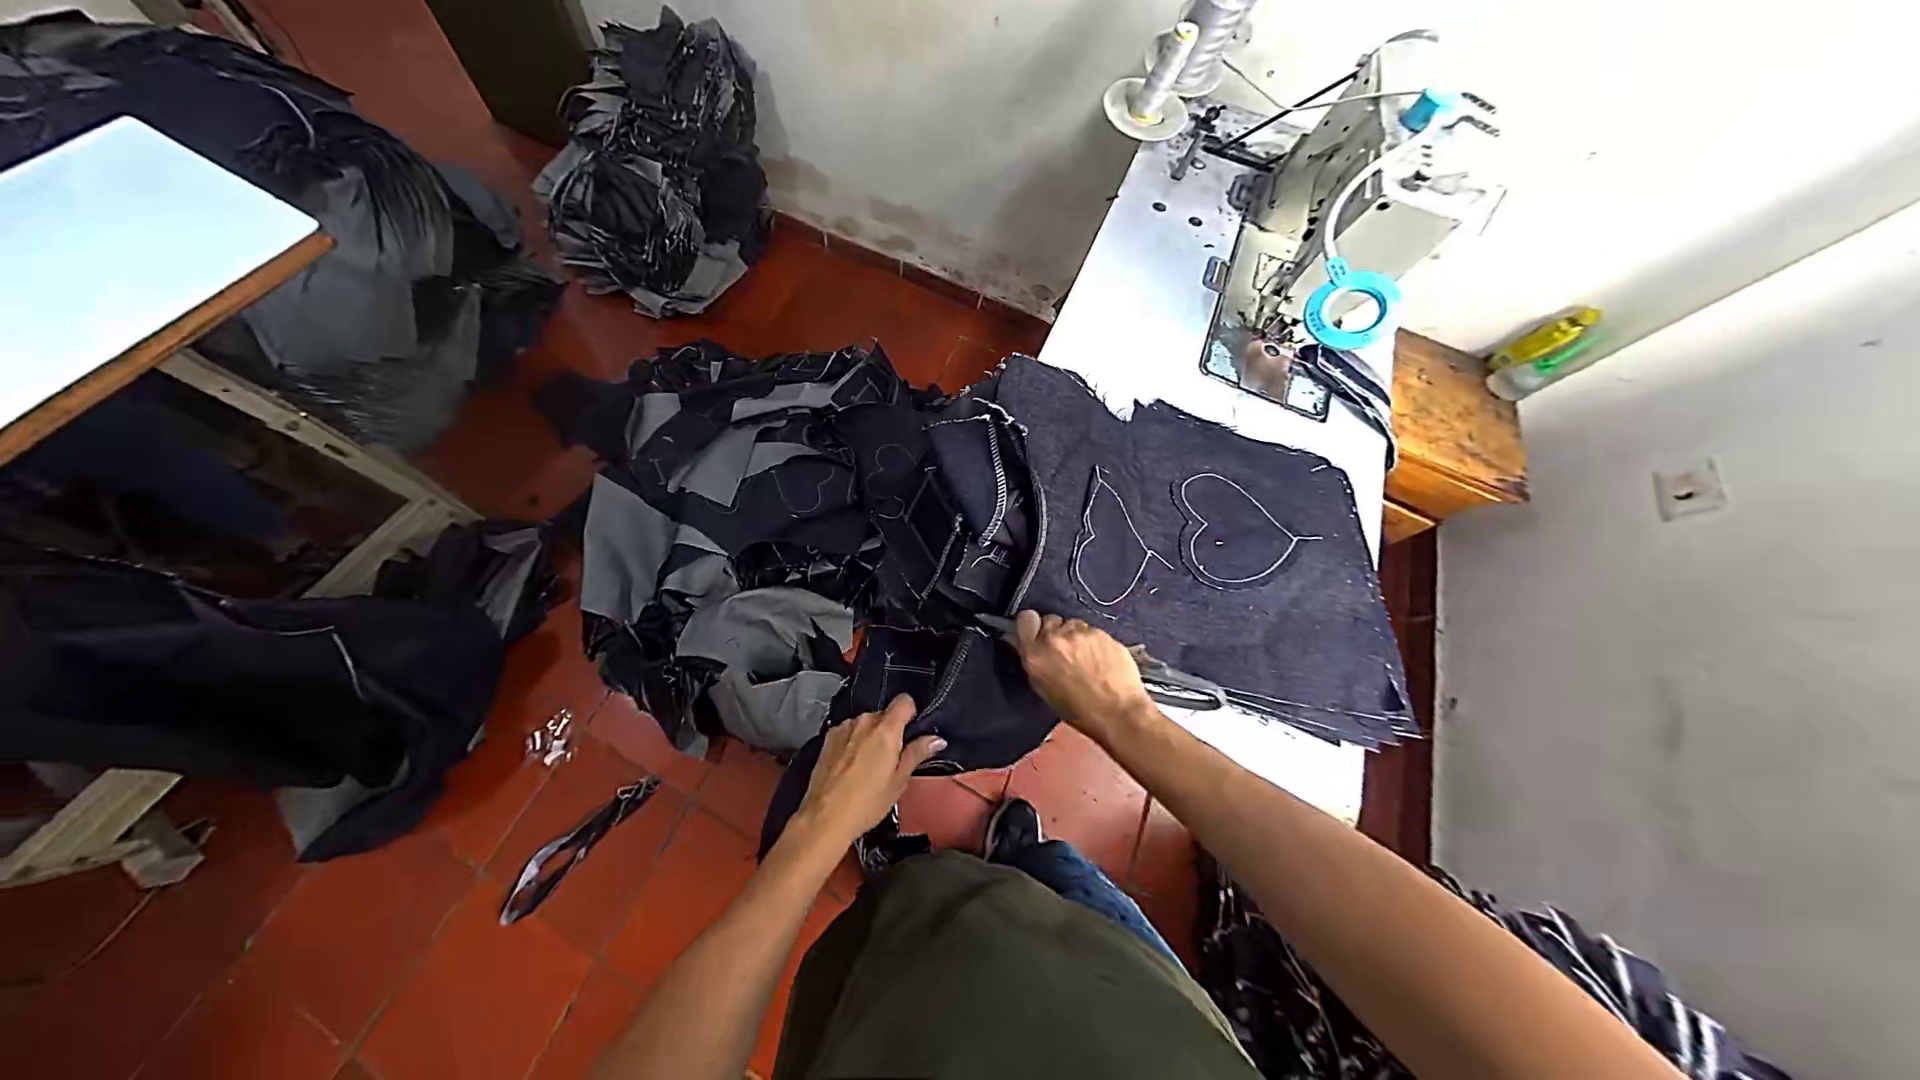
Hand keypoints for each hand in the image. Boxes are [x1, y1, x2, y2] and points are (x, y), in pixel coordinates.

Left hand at [794, 695, 944, 848]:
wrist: (824, 817)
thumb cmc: (864, 803)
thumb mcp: (899, 781)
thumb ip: (917, 753)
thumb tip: (935, 739)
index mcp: (885, 730)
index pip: (904, 701)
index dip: (911, 713)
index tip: (911, 729)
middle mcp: (864, 722)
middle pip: (884, 714)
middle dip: (890, 731)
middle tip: (891, 758)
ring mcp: (844, 728)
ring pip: (865, 723)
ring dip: (870, 736)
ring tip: (868, 766)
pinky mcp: (828, 737)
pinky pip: (848, 731)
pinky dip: (853, 742)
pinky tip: (851, 766)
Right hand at [1012, 610, 1156, 740]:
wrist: (1117, 712)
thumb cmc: (1080, 710)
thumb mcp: (1044, 689)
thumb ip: (1031, 660)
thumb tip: (1018, 642)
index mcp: (1035, 655)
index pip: (1025, 619)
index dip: (1031, 624)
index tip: (1036, 632)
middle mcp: (1054, 639)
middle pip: (1050, 619)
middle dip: (1055, 632)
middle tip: (1064, 651)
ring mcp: (1078, 633)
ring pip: (1072, 624)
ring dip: (1075, 636)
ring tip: (1085, 659)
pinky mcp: (1100, 632)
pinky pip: (1091, 631)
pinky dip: (1094, 641)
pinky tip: (1100, 659)